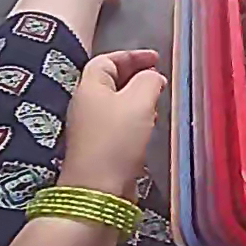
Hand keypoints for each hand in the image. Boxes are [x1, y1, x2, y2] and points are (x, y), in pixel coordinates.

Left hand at [58, 49, 165, 199]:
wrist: (98, 189)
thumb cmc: (117, 139)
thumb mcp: (139, 102)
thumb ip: (149, 81)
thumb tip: (153, 77)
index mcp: (90, 86)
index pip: (107, 60)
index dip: (132, 56)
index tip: (156, 59)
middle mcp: (86, 104)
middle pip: (110, 80)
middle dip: (136, 75)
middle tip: (160, 78)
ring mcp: (90, 127)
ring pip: (116, 102)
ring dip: (137, 98)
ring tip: (158, 101)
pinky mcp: (99, 147)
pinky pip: (118, 123)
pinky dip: (135, 118)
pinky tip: (149, 127)